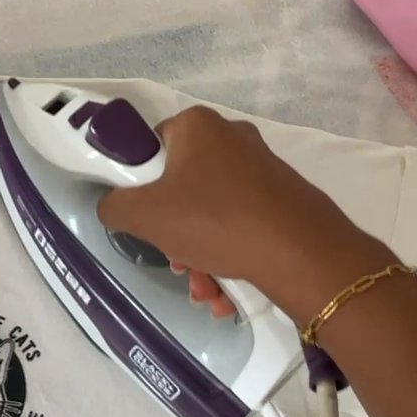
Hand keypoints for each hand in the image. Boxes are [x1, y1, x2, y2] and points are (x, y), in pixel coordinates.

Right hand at [96, 106, 396, 323]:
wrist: (302, 254)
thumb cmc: (214, 220)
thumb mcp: (144, 215)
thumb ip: (114, 206)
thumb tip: (114, 207)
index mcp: (196, 125)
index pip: (150, 147)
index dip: (139, 184)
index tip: (143, 217)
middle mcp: (231, 137)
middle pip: (180, 185)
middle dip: (173, 233)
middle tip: (176, 263)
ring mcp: (261, 167)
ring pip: (210, 211)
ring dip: (198, 254)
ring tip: (205, 291)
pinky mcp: (283, 196)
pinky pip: (239, 222)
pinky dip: (227, 254)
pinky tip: (225, 291)